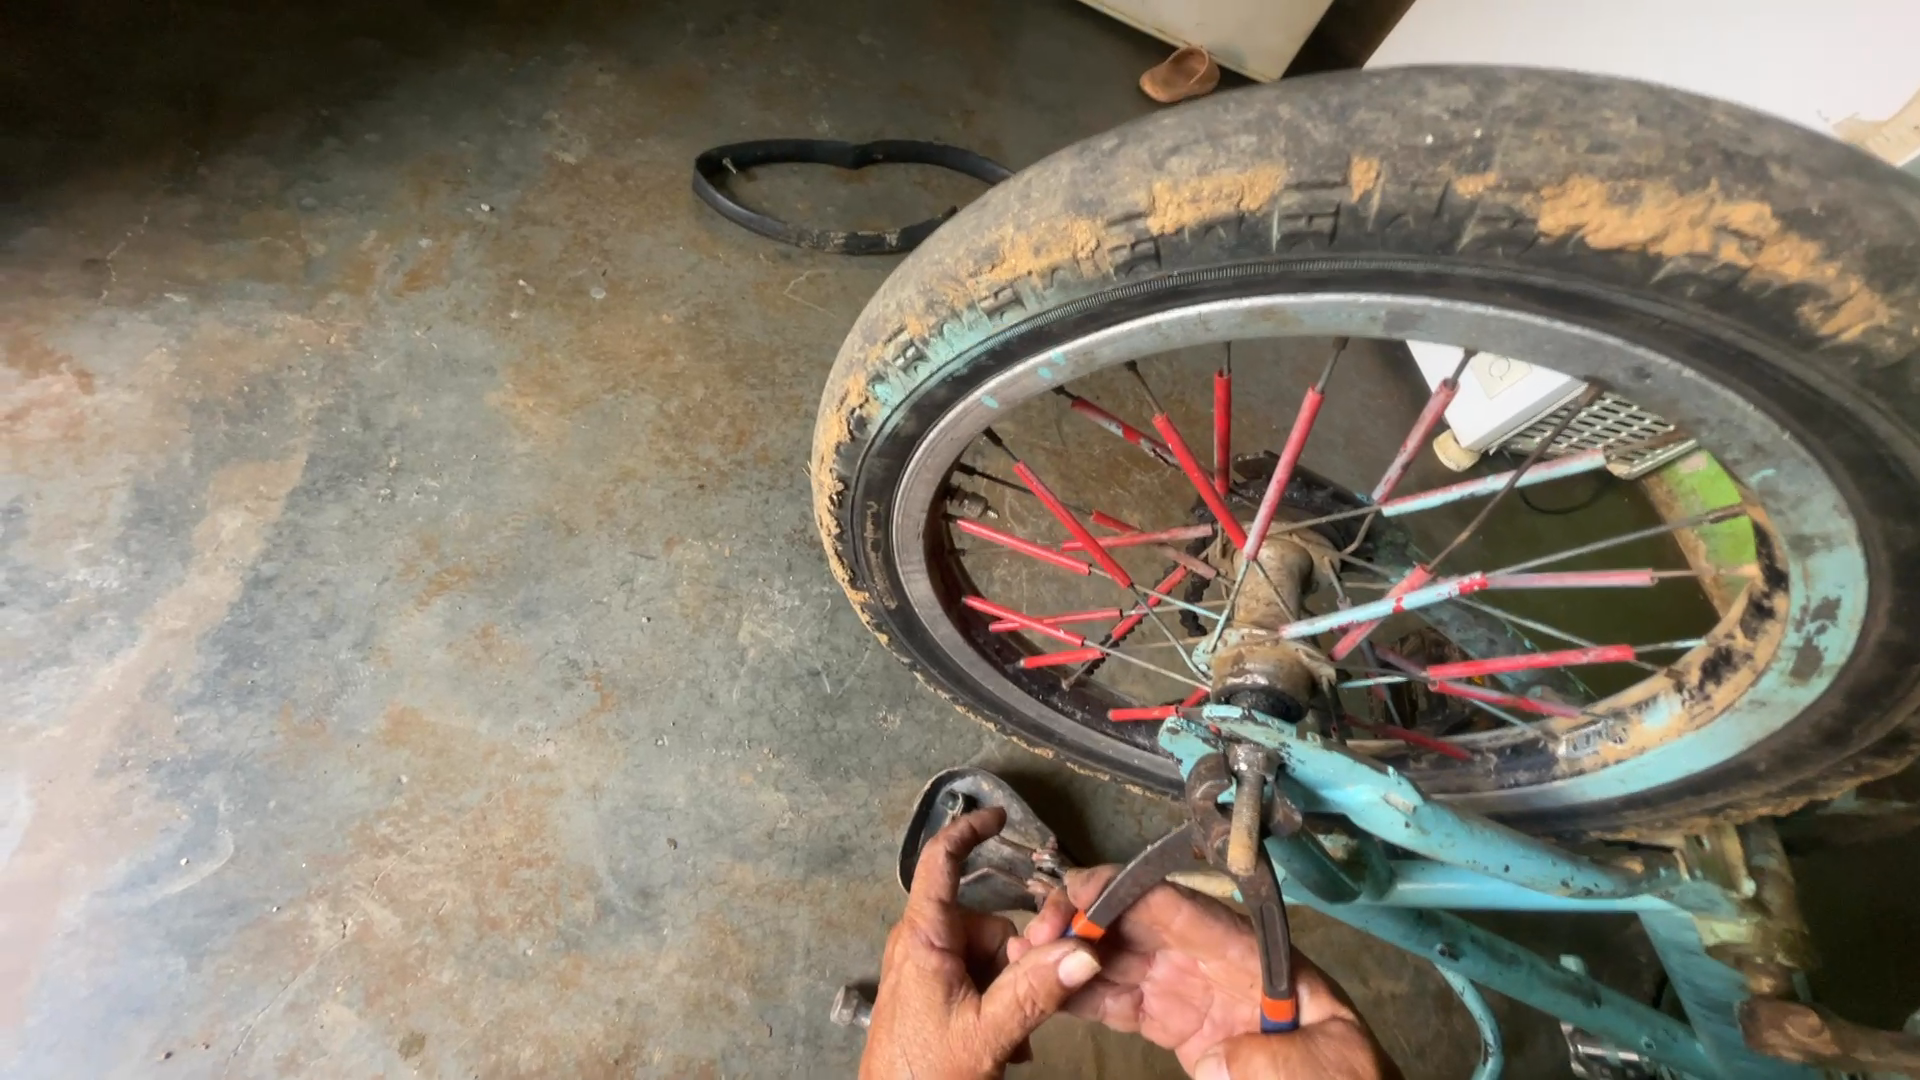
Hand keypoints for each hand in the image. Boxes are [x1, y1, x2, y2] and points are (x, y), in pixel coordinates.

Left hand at [859, 808, 1106, 1079]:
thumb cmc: (926, 1077)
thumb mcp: (986, 1035)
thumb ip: (1034, 991)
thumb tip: (1086, 949)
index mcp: (923, 936)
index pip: (940, 861)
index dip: (968, 830)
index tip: (999, 815)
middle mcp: (920, 941)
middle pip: (987, 922)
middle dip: (1016, 958)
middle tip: (1027, 1005)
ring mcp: (924, 969)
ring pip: (988, 955)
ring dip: (1010, 988)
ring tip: (1010, 1037)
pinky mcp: (929, 993)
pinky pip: (976, 979)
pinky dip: (996, 1001)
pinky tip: (1004, 1042)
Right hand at [1013, 866, 1397, 1079]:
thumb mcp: (1332, 1071)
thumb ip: (1283, 1063)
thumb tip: (1220, 1060)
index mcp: (1243, 947)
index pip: (1172, 902)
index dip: (1120, 891)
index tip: (1074, 894)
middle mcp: (1206, 956)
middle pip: (1133, 920)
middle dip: (1081, 916)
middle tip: (1035, 932)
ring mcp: (1187, 989)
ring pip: (1116, 955)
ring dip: (1071, 953)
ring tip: (1026, 958)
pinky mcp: (1174, 1025)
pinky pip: (1119, 999)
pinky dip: (1083, 992)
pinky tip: (1050, 990)